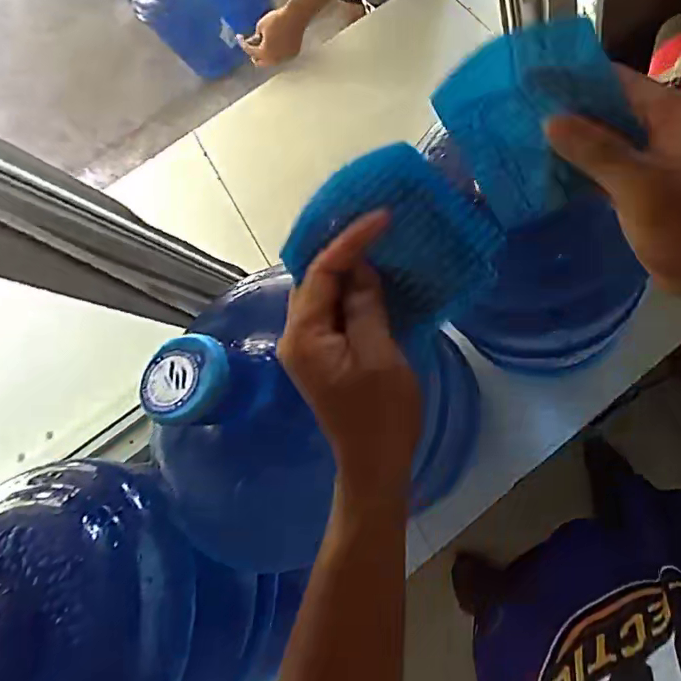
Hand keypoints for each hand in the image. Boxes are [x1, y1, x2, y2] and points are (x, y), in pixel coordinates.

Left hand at [246, 5, 304, 66]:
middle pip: (260, 63)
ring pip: (272, 61)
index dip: (242, 43)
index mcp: (265, 53)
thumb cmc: (276, 20)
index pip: (250, 51)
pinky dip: (276, 53)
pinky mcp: (293, 54)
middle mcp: (275, 59)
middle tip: (251, 46)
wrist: (296, 17)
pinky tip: (276, 44)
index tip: (239, 37)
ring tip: (264, 45)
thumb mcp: (260, 26)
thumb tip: (254, 41)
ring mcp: (286, 58)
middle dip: (254, 54)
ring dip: (266, 55)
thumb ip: (255, 37)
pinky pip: (281, 57)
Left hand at [278, 211, 422, 498]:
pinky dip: (354, 286)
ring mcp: (311, 345)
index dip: (351, 241)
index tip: (382, 216)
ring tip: (380, 237)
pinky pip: (336, 306)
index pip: (322, 272)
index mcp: (304, 337)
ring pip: (326, 290)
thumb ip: (365, 306)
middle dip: (345, 245)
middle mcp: (298, 336)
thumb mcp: (379, 354)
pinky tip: (376, 274)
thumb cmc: (381, 414)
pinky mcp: (327, 351)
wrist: (376, 463)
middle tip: (379, 220)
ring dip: (350, 264)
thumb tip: (361, 268)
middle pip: (316, 277)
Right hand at [545, 68, 680, 306]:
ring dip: (579, 137)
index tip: (533, 80)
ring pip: (614, 134)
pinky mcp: (656, 182)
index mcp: (677, 114)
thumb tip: (550, 119)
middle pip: (615, 104)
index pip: (619, 79)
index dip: (575, 77)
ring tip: (530, 133)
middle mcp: (672, 126)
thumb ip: (594, 149)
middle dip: (572, 107)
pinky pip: (618, 161)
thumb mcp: (637, 187)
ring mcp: (664, 155)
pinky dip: (591, 162)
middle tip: (523, 108)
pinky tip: (555, 166)